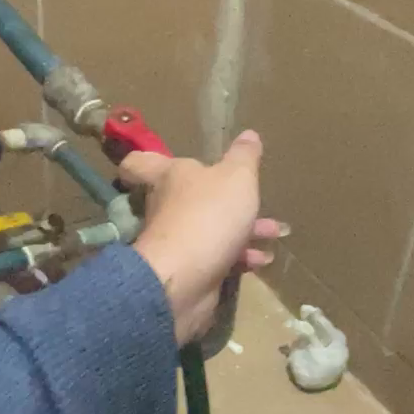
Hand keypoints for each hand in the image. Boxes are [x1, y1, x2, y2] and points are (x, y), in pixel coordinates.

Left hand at [121, 130, 286, 343]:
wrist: (186, 279)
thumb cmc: (208, 215)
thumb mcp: (236, 177)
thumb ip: (244, 156)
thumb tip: (249, 134)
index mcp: (169, 176)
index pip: (140, 163)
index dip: (144, 159)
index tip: (157, 159)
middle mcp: (167, 206)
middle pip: (189, 195)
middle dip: (226, 197)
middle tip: (253, 197)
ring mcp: (177, 241)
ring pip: (211, 228)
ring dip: (244, 229)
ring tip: (274, 231)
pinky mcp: (190, 270)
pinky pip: (217, 257)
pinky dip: (240, 257)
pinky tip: (263, 259)